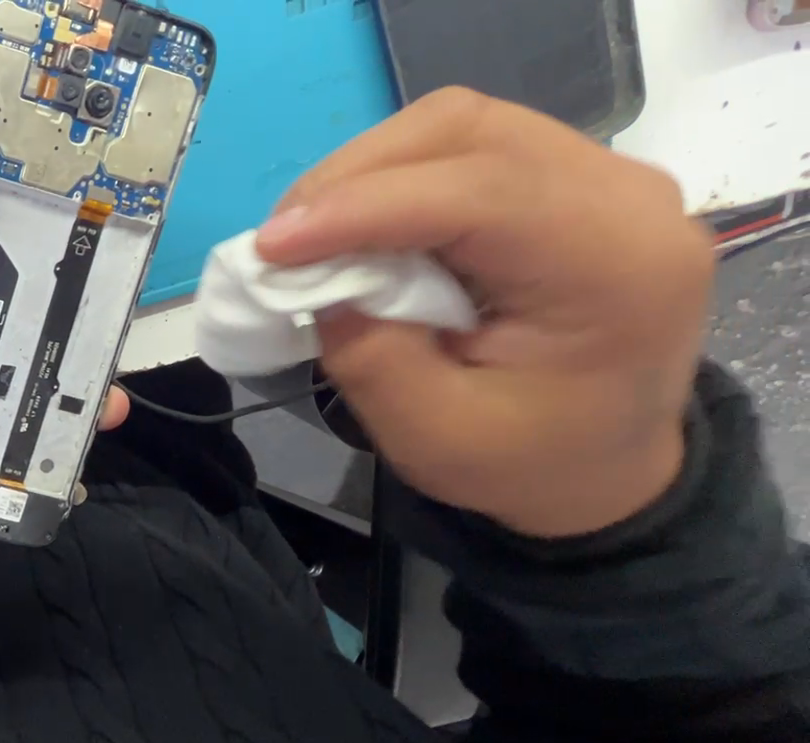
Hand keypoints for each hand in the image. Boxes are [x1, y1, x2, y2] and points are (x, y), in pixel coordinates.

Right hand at [256, 88, 715, 537]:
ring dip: (361, 176)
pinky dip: (384, 183)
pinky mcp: (559, 184)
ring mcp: (595, 179)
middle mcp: (621, 197)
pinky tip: (348, 231)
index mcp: (612, 267)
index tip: (268, 247)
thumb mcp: (430, 435)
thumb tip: (314, 286)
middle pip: (465, 133)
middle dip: (351, 179)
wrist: (597, 466)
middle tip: (278, 243)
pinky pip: (459, 152)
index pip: (481, 193)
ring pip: (456, 129)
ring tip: (304, 237)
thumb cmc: (519, 462)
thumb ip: (371, 358)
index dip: (362, 209)